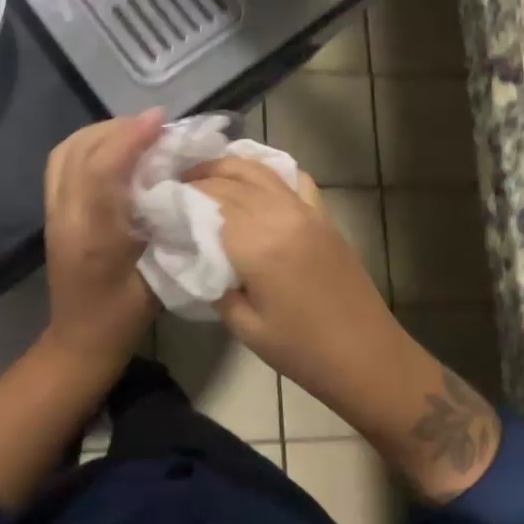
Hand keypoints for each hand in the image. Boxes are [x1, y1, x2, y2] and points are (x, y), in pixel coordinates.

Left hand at [41, 109, 166, 359]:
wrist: (79, 342)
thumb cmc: (123, 318)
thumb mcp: (160, 279)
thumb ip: (171, 233)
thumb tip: (192, 188)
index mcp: (93, 237)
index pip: (101, 171)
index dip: (130, 138)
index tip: (161, 120)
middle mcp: (66, 217)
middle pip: (78, 151)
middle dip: (117, 128)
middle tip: (156, 127)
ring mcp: (53, 214)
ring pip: (65, 153)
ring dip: (100, 133)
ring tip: (136, 134)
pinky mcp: (51, 213)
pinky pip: (62, 164)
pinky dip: (87, 146)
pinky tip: (115, 151)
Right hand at [189, 157, 500, 501]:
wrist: (366, 357)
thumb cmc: (301, 351)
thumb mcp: (244, 326)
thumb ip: (213, 284)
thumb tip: (192, 255)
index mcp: (258, 244)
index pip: (208, 201)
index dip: (180, 195)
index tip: (157, 197)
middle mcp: (282, 216)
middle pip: (230, 180)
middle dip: (197, 177)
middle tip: (171, 184)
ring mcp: (307, 212)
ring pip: (260, 171)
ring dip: (228, 166)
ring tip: (202, 174)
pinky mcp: (324, 217)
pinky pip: (294, 179)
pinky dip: (268, 171)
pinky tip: (252, 178)